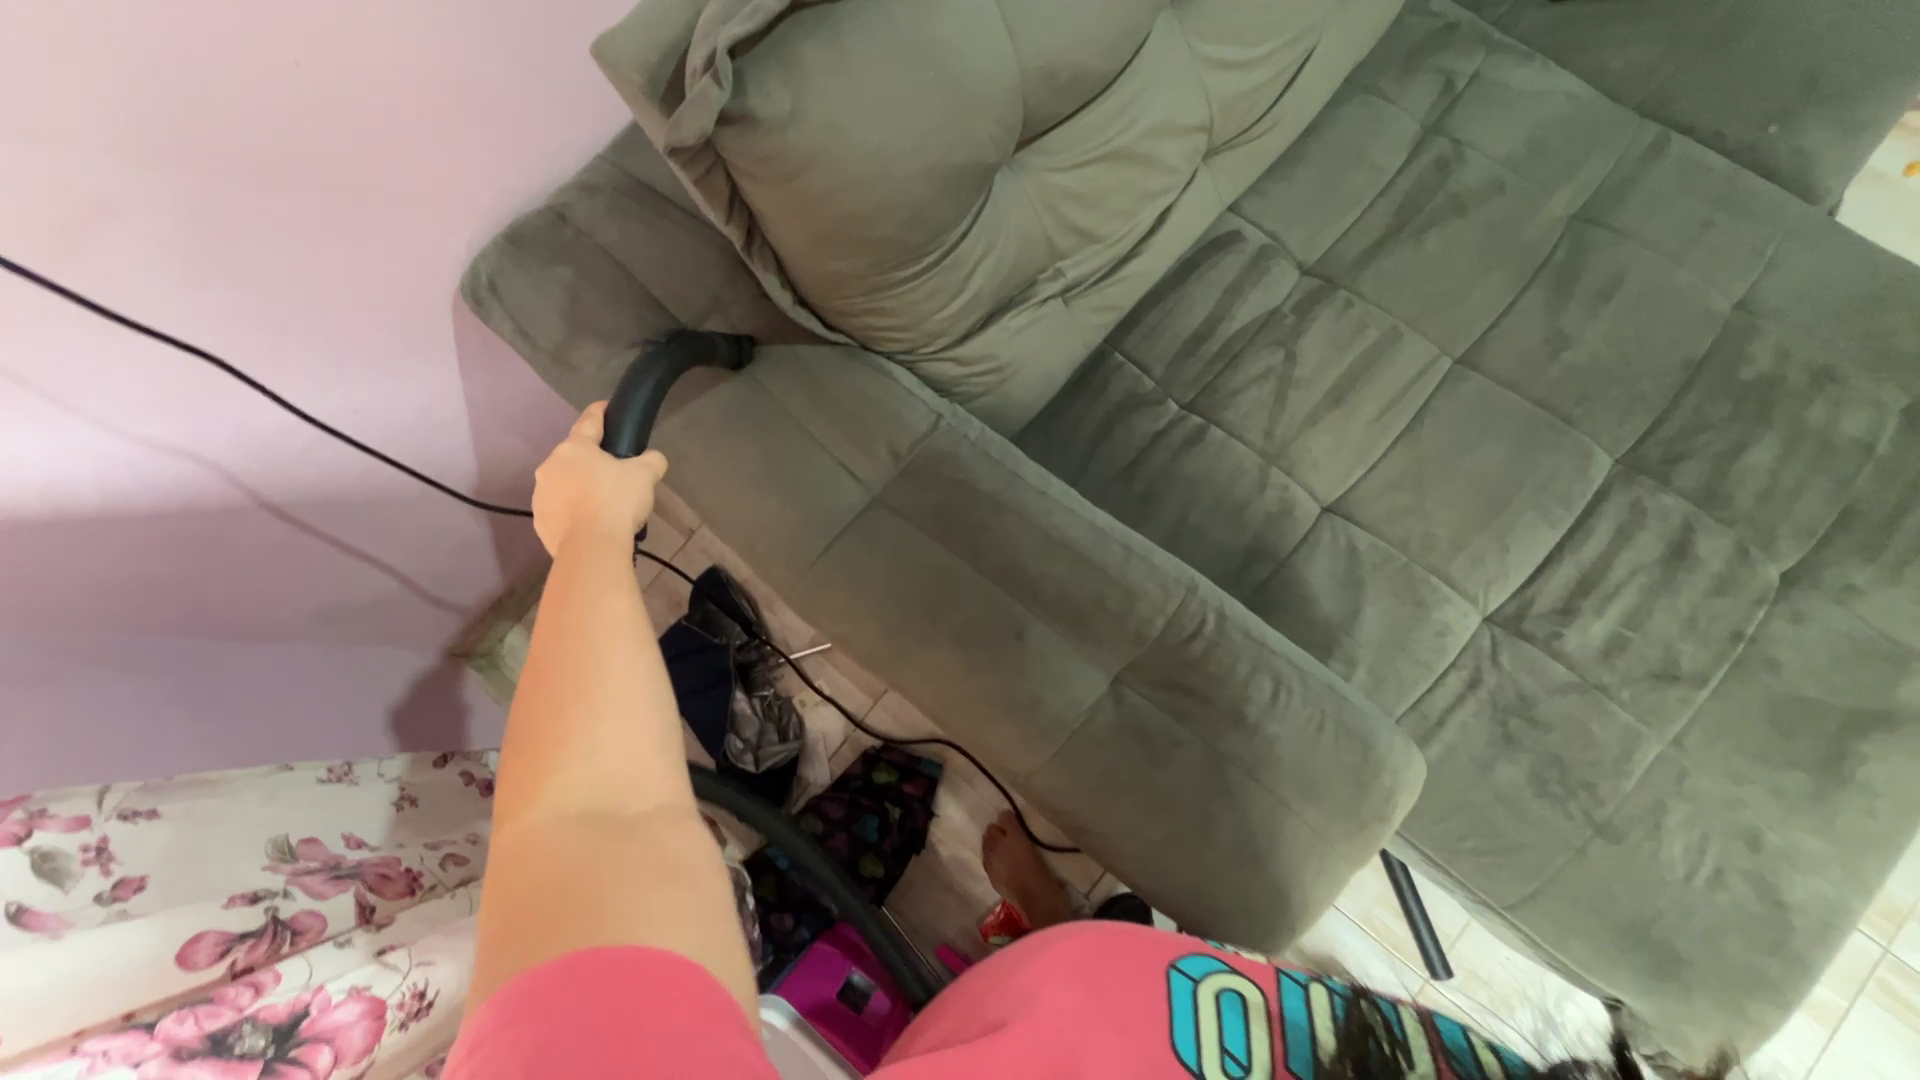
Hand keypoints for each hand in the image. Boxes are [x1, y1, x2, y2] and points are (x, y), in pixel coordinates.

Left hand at [531, 402, 668, 555]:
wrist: (591, 547)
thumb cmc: (617, 501)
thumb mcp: (645, 476)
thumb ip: (652, 460)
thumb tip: (653, 458)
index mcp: (575, 448)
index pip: (589, 422)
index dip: (600, 413)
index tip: (606, 407)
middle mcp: (551, 466)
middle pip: (574, 457)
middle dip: (592, 462)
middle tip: (615, 474)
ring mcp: (541, 495)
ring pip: (564, 484)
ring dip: (580, 488)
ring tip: (603, 505)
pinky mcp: (540, 521)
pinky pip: (560, 510)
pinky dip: (573, 512)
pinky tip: (591, 524)